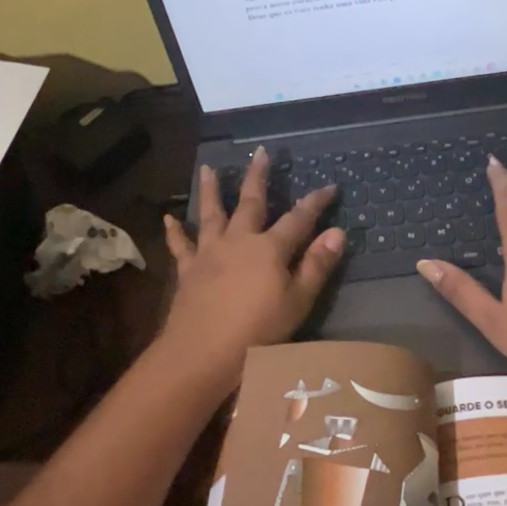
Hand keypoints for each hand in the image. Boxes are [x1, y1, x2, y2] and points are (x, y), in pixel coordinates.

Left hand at [158, 147, 344, 381]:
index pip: (299, 218)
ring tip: (207, 168)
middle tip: (260, 152)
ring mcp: (210, 253)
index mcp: (270, 249)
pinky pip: (181, 246)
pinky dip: (175, 231)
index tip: (330, 185)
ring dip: (210, 190)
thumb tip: (338, 232)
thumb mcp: (298, 302)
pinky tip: (168, 218)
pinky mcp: (188, 271)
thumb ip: (316, 265)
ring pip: (211, 214)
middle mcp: (239, 241)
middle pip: (251, 202)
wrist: (202, 353)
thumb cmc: (258, 331)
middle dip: (258, 177)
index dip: (316, 202)